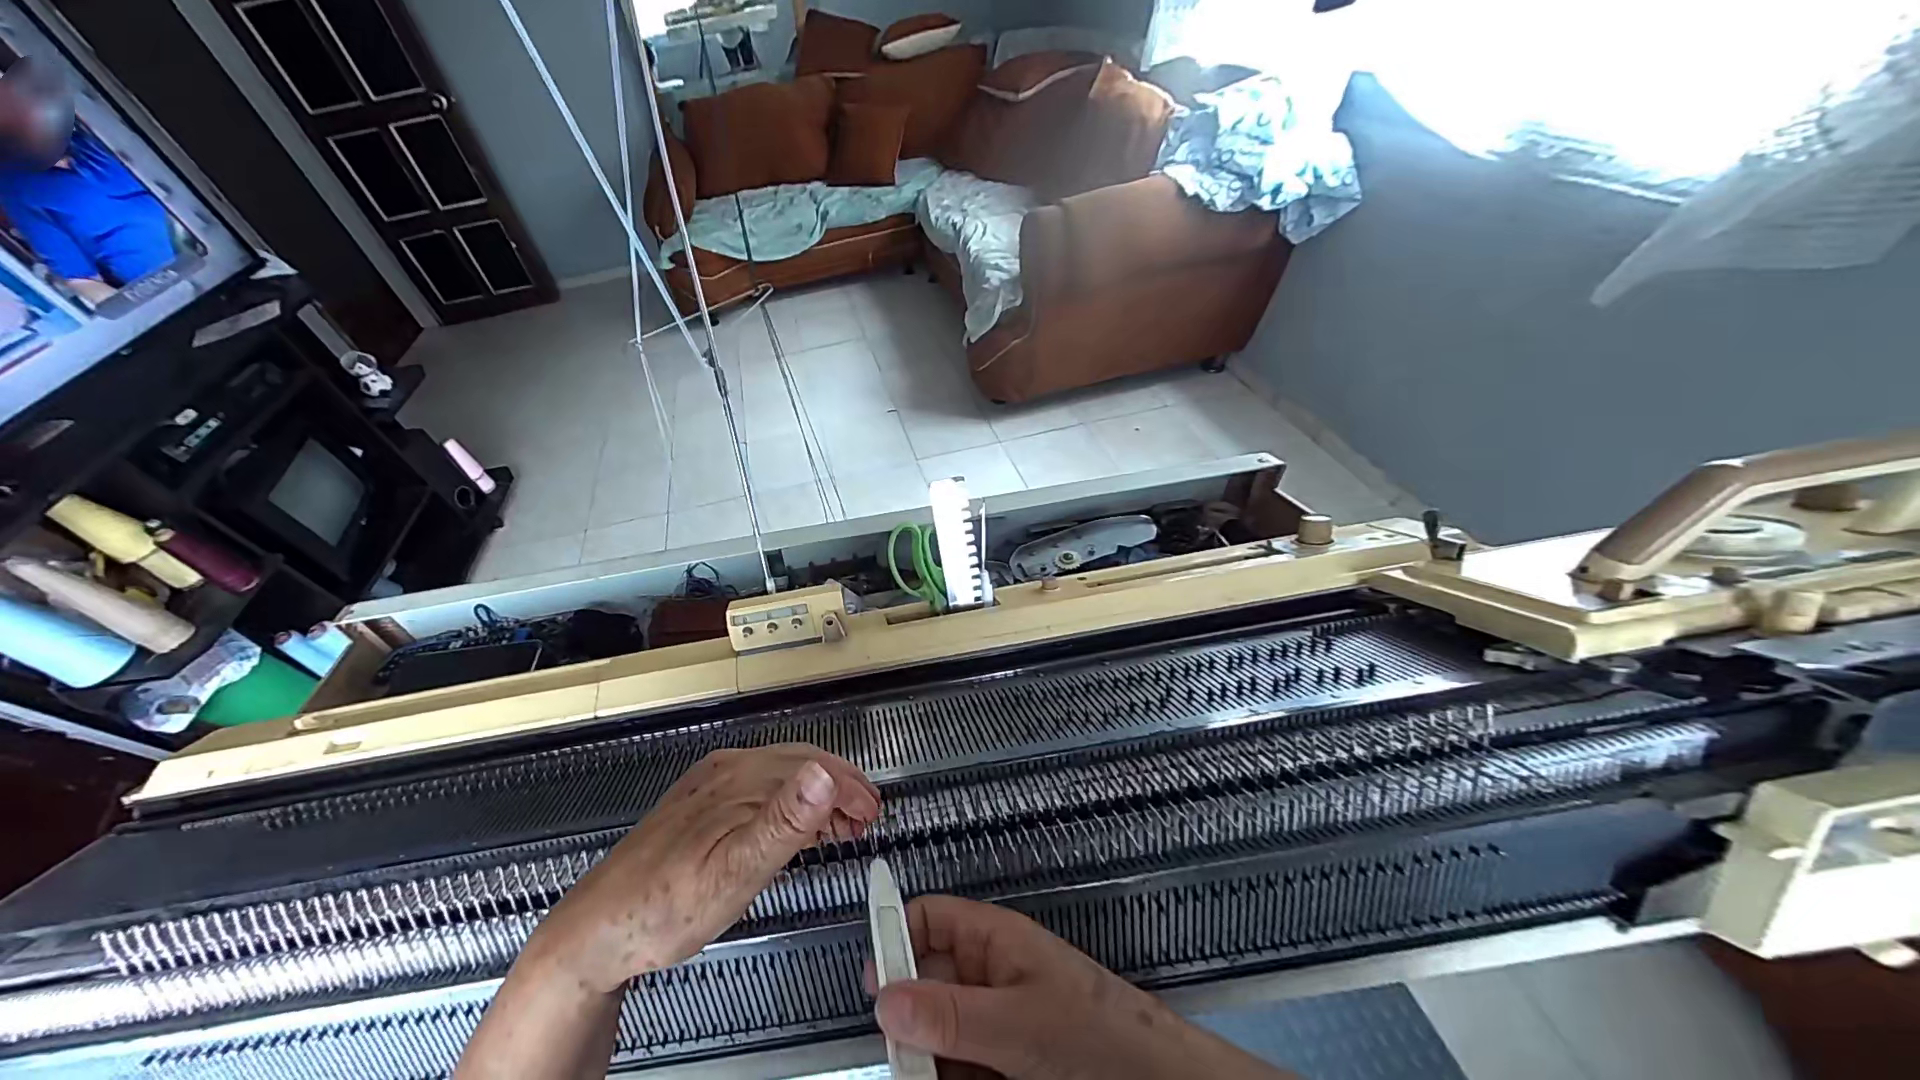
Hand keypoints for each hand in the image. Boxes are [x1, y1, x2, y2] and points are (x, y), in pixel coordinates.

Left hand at [529, 744, 881, 994]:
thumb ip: (785, 822)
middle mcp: (725, 773)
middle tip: (865, 816)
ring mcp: (710, 787)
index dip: (851, 790)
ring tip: (839, 823)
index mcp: (739, 781)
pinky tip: (790, 824)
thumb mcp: (735, 873)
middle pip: (800, 765)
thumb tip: (824, 775)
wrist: (594, 933)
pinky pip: (758, 788)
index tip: (873, 811)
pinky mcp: (700, 805)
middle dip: (840, 787)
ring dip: (817, 794)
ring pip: (780, 775)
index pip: (814, 770)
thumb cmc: (661, 911)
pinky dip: (789, 801)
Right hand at [872, 896, 1290, 1079]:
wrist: (1153, 1079)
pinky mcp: (1001, 1055)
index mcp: (992, 939)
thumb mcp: (1020, 1025)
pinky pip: (959, 1062)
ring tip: (963, 1074)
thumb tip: (885, 999)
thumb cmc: (1095, 1033)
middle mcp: (987, 971)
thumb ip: (952, 1014)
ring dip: (934, 1060)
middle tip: (910, 1059)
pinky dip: (954, 1075)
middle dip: (911, 1021)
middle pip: (924, 983)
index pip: (928, 917)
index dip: (895, 937)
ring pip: (938, 1031)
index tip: (870, 983)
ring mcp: (994, 1016)